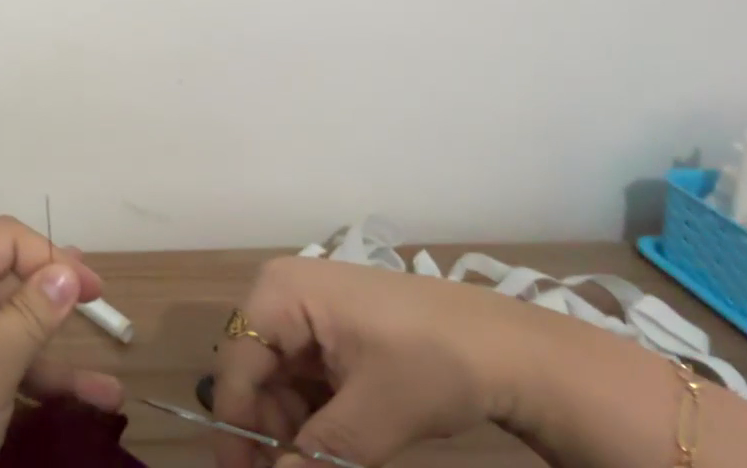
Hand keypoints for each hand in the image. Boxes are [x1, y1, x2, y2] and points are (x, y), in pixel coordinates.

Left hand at [0, 216, 124, 467]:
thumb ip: (28, 315)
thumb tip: (66, 269)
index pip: (0, 240)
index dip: (47, 255)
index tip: (92, 289)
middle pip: (7, 282)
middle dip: (54, 299)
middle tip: (104, 310)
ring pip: (11, 332)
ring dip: (58, 355)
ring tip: (111, 388)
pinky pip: (2, 368)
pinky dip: (40, 383)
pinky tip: (85, 404)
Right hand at [211, 257, 541, 467]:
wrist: (512, 347)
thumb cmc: (437, 362)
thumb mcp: (379, 412)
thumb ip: (323, 450)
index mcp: (280, 294)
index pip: (236, 364)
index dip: (234, 424)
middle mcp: (282, 294)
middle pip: (253, 372)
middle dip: (271, 429)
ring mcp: (307, 311)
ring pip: (277, 380)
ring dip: (295, 428)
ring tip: (327, 460)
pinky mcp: (330, 331)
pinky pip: (303, 377)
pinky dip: (315, 415)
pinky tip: (338, 443)